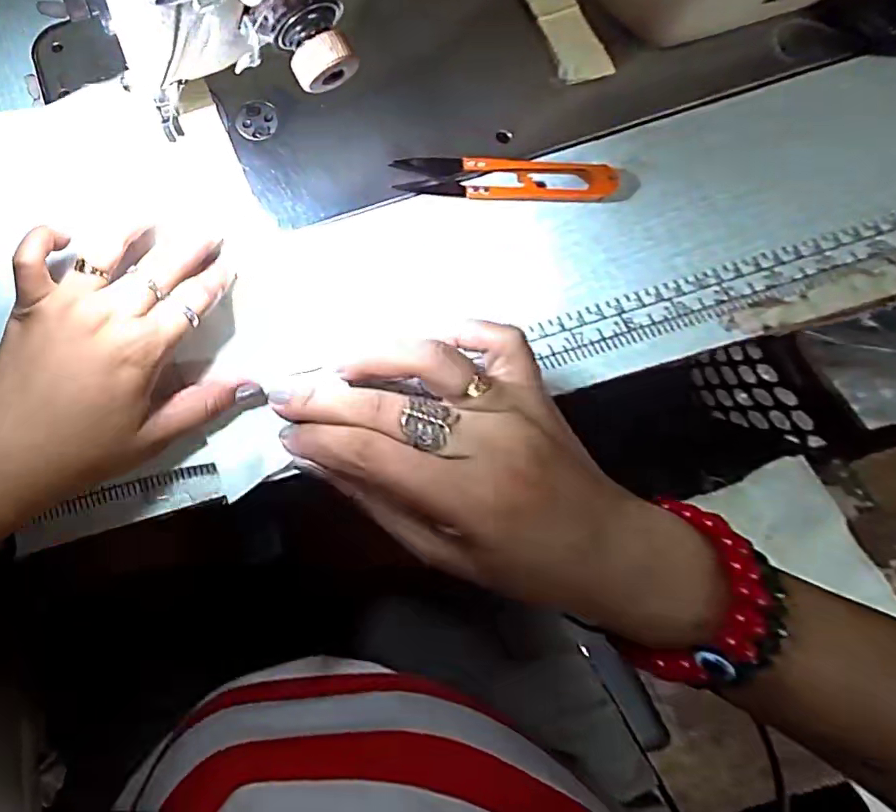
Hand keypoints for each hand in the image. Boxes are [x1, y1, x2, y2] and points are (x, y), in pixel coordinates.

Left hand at [0, 225, 258, 541]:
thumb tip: (248, 383)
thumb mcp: (149, 439)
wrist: (5, 459)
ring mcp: (66, 304)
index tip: (228, 268)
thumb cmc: (82, 452)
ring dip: (130, 232)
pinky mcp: (29, 303)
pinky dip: (42, 238)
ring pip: (103, 252)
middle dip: (190, 249)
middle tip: (210, 232)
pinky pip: (30, 257)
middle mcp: (108, 315)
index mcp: (142, 349)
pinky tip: (64, 234)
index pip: (190, 305)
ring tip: (150, 221)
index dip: (214, 284)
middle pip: (159, 270)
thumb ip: (200, 406)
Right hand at [272, 320, 726, 647]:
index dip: (319, 439)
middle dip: (326, 397)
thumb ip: (376, 502)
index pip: (371, 453)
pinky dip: (465, 327)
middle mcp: (488, 440)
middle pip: (389, 406)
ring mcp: (514, 405)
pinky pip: (500, 339)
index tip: (284, 432)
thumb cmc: (521, 566)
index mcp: (466, 496)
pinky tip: (432, 335)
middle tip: (287, 392)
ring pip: (434, 360)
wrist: (611, 551)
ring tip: (340, 365)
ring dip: (378, 356)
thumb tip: (317, 461)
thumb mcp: (440, 553)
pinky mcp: (534, 386)